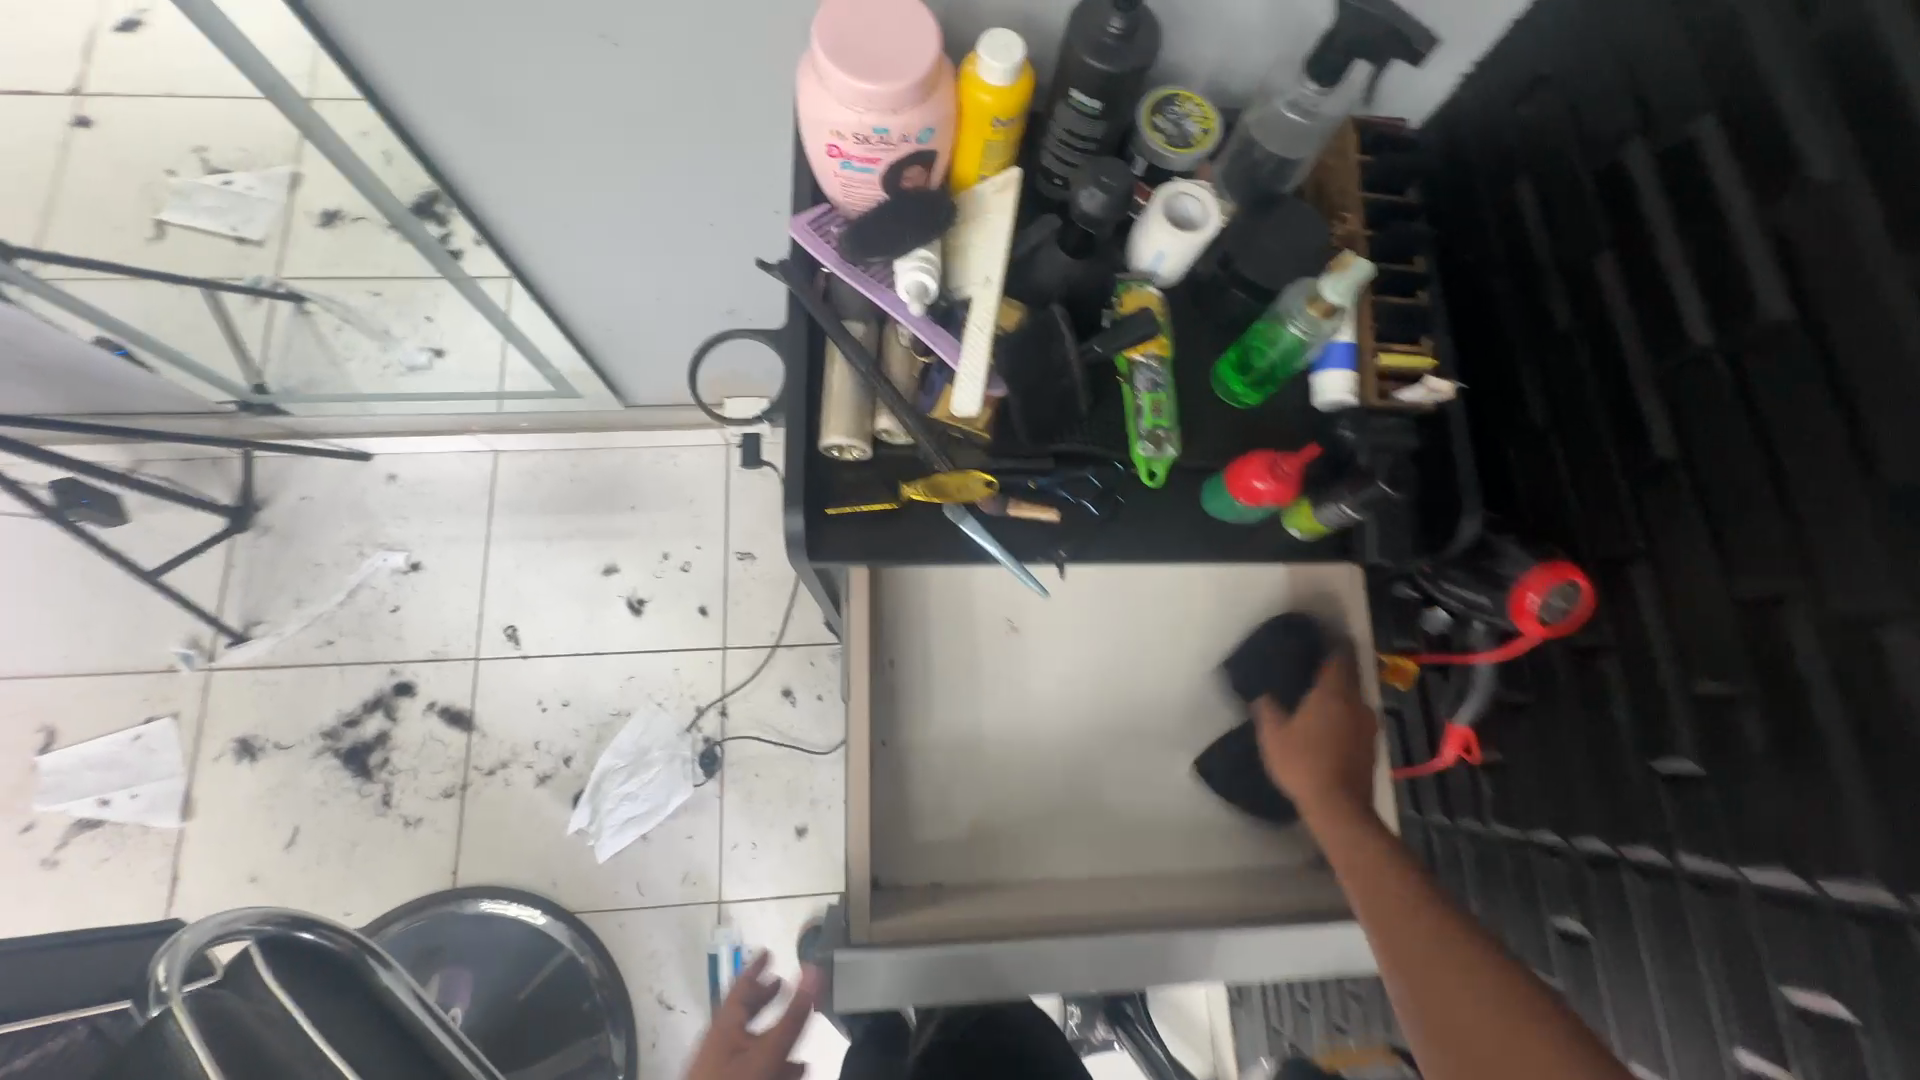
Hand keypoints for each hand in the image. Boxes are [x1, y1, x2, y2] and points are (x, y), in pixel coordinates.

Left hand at [684, 952, 820, 1079]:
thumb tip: (814, 968)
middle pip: (743, 1013)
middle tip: (782, 984)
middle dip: (766, 999)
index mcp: (725, 1026)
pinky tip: (792, 1071)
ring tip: (797, 1029)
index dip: (755, 968)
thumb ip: (794, 1012)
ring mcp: (721, 1069)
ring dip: (773, 1032)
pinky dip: (772, 1059)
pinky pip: (751, 1066)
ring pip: (749, 1042)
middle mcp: (719, 1044)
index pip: (740, 986)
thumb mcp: (770, 1049)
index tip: (768, 952)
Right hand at [1252, 648, 1377, 823]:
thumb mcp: (1272, 736)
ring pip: (1353, 699)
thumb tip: (1263, 694)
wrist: (1339, 807)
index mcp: (1333, 693)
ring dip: (1338, 696)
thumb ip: (1267, 709)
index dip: (1331, 644)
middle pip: (1348, 677)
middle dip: (1332, 671)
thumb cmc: (1303, 763)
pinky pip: (1356, 719)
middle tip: (1311, 669)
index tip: (1320, 638)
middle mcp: (1356, 703)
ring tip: (1317, 699)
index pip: (1338, 657)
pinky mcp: (1371, 744)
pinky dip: (1343, 716)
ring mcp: (1368, 724)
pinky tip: (1328, 726)